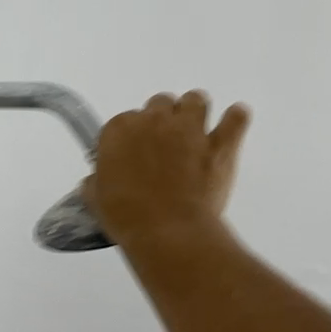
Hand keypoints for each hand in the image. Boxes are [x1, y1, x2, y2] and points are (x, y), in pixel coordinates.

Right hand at [85, 91, 249, 247]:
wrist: (167, 231)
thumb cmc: (126, 216)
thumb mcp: (96, 200)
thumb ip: (95, 183)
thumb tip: (94, 182)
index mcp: (120, 129)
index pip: (124, 121)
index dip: (130, 138)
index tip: (132, 155)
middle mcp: (155, 120)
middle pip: (160, 104)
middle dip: (161, 121)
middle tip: (162, 147)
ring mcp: (190, 129)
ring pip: (195, 100)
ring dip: (194, 112)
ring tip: (193, 133)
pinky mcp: (221, 144)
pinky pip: (236, 117)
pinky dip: (235, 119)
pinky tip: (232, 124)